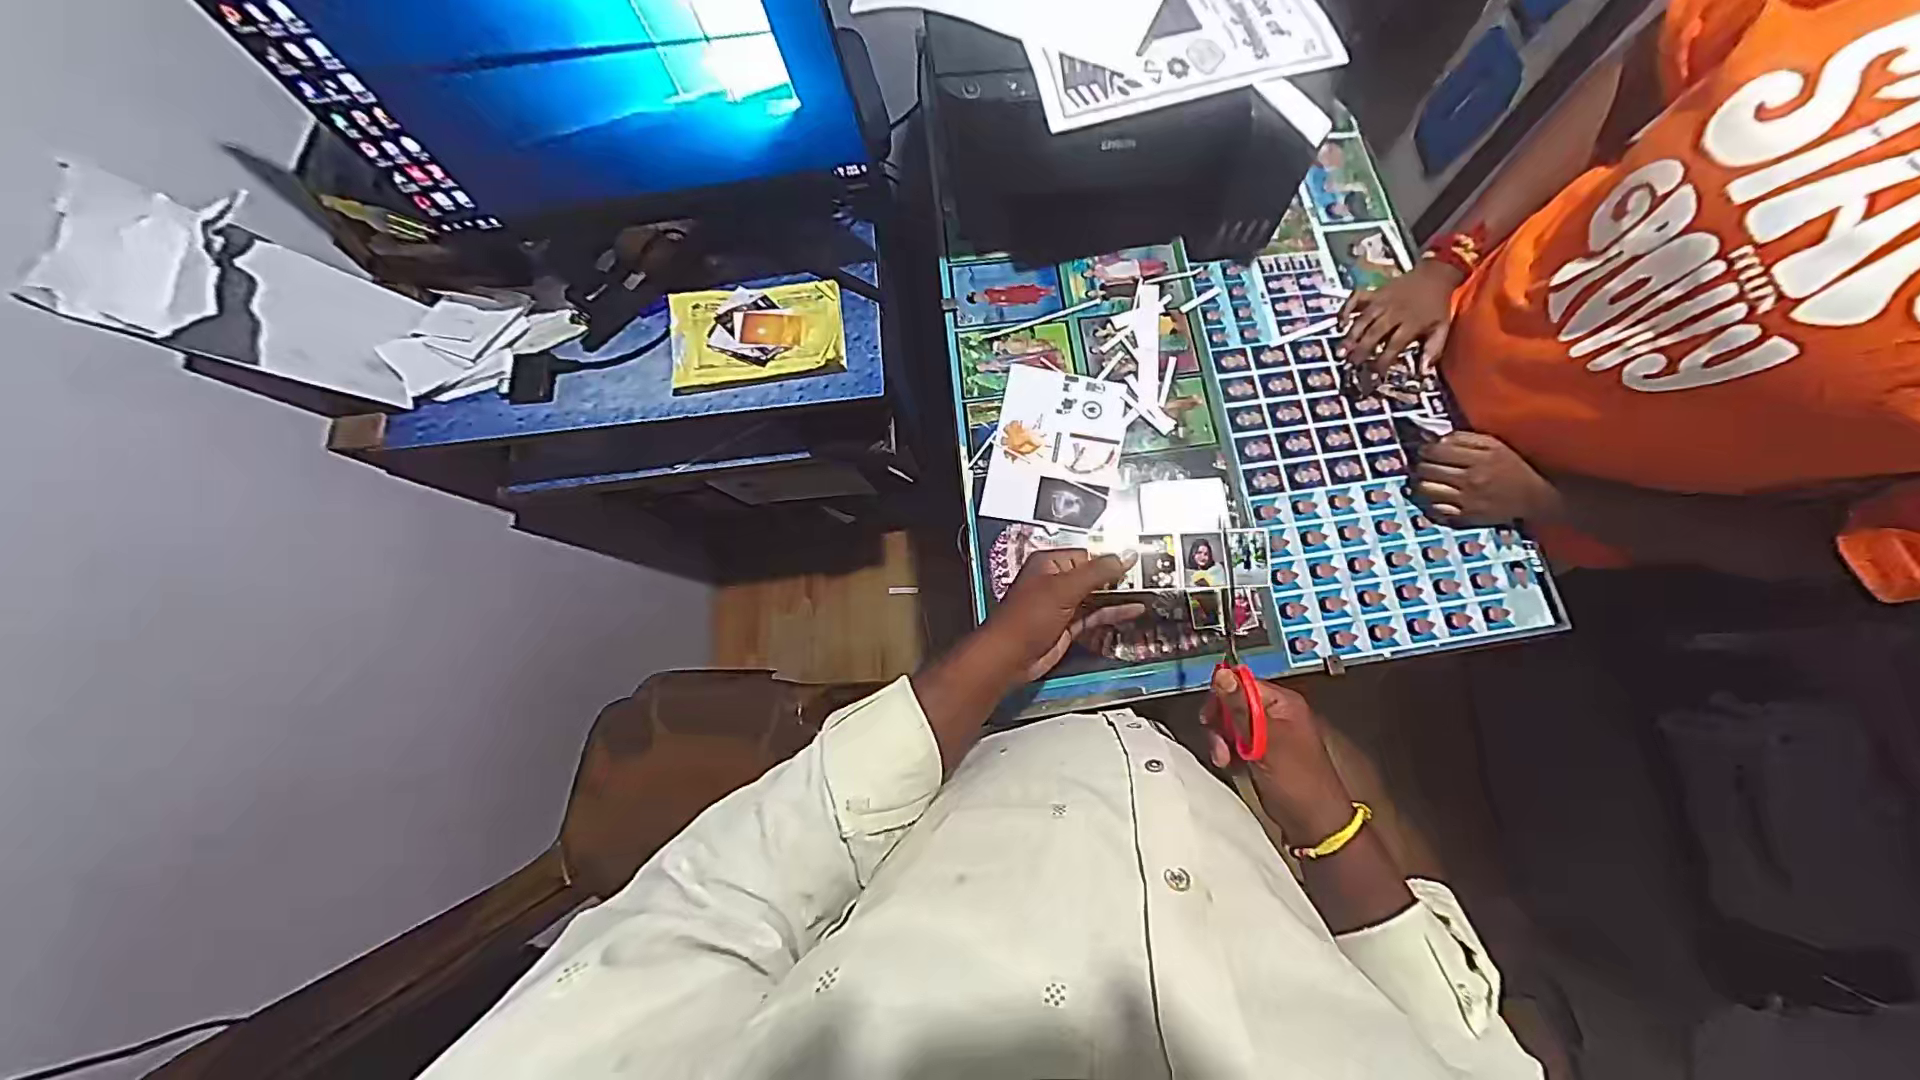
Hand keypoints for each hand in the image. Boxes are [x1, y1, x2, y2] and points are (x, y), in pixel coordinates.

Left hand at [985, 549, 1146, 681]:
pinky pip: (1095, 615)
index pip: (1087, 555)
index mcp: (1049, 563)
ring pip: (1096, 596)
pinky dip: (1113, 613)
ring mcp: (1063, 604)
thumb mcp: (1065, 589)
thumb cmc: (1031, 616)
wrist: (1011, 656)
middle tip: (1151, 578)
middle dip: (1118, 578)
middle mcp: (1056, 580)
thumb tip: (1127, 555)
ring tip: (1150, 592)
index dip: (1112, 559)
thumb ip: (1098, 572)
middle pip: (1094, 575)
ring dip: (1119, 596)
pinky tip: (1134, 610)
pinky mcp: (1068, 625)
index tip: (1140, 561)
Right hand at [1201, 670, 1354, 841]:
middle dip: (1220, 724)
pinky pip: (1232, 741)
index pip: (1240, 683)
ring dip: (1221, 740)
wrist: (1312, 825)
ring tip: (1227, 758)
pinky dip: (1227, 751)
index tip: (1213, 717)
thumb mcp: (1265, 740)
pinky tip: (1231, 763)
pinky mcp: (1259, 750)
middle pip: (1231, 702)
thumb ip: (1240, 706)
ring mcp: (1267, 733)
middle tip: (1223, 744)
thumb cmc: (1299, 783)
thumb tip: (1223, 674)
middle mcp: (1275, 713)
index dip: (1223, 698)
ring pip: (1228, 723)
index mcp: (1283, 703)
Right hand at [1339, 259, 1464, 372]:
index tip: (1376, 374)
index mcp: (1412, 323)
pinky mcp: (1374, 293)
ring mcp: (1382, 301)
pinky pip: (1356, 299)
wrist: (1436, 274)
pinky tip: (1340, 323)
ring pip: (1362, 320)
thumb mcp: (1442, 327)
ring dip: (1350, 336)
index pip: (1394, 345)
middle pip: (1374, 333)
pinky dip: (1346, 309)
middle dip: (1362, 350)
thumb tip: (1422, 370)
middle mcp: (1394, 312)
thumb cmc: (1437, 306)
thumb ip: (1433, 348)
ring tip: (1341, 351)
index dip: (1383, 361)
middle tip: (1351, 364)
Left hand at [1413, 432, 1564, 524]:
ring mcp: (1468, 499)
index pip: (1435, 450)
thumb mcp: (1495, 446)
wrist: (1536, 499)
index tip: (1426, 451)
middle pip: (1426, 469)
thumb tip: (1433, 438)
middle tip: (1425, 466)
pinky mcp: (1465, 516)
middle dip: (1420, 466)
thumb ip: (1463, 438)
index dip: (1425, 449)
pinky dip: (1428, 502)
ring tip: (1427, 481)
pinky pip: (1432, 508)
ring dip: (1420, 484)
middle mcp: (1474, 478)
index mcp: (1483, 457)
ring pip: (1424, 489)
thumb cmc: (1511, 468)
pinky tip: (1434, 497)